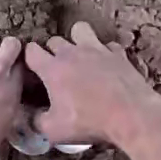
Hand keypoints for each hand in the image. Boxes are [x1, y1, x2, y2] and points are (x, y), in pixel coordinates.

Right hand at [24, 22, 160, 145]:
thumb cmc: (90, 122)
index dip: (29, 58)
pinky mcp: (118, 53)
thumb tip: (32, 117)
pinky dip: (105, 52)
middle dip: (52, 51)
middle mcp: (72, 53)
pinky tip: (106, 65)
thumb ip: (37, 121)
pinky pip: (107, 45)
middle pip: (54, 40)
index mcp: (53, 69)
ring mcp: (97, 49)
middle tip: (57, 70)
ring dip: (76, 40)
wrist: (131, 115)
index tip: (33, 70)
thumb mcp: (54, 130)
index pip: (31, 50)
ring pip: (80, 29)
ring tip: (79, 56)